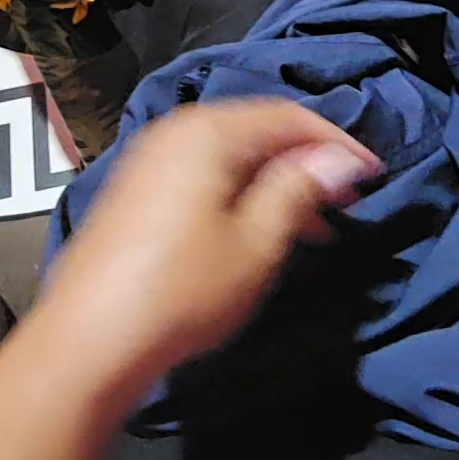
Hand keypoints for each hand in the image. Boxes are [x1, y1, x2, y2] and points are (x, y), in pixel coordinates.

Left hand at [33, 99, 379, 397]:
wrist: (86, 342)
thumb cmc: (180, 290)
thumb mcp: (255, 242)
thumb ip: (299, 189)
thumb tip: (338, 158)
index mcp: (207, 132)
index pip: (288, 117)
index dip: (335, 144)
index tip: (372, 175)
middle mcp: (177, 131)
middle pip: (259, 131)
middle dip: (307, 163)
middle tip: (346, 202)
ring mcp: (153, 159)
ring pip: (234, 155)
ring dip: (277, 182)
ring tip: (314, 225)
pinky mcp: (141, 188)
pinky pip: (207, 173)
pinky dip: (243, 193)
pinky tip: (261, 230)